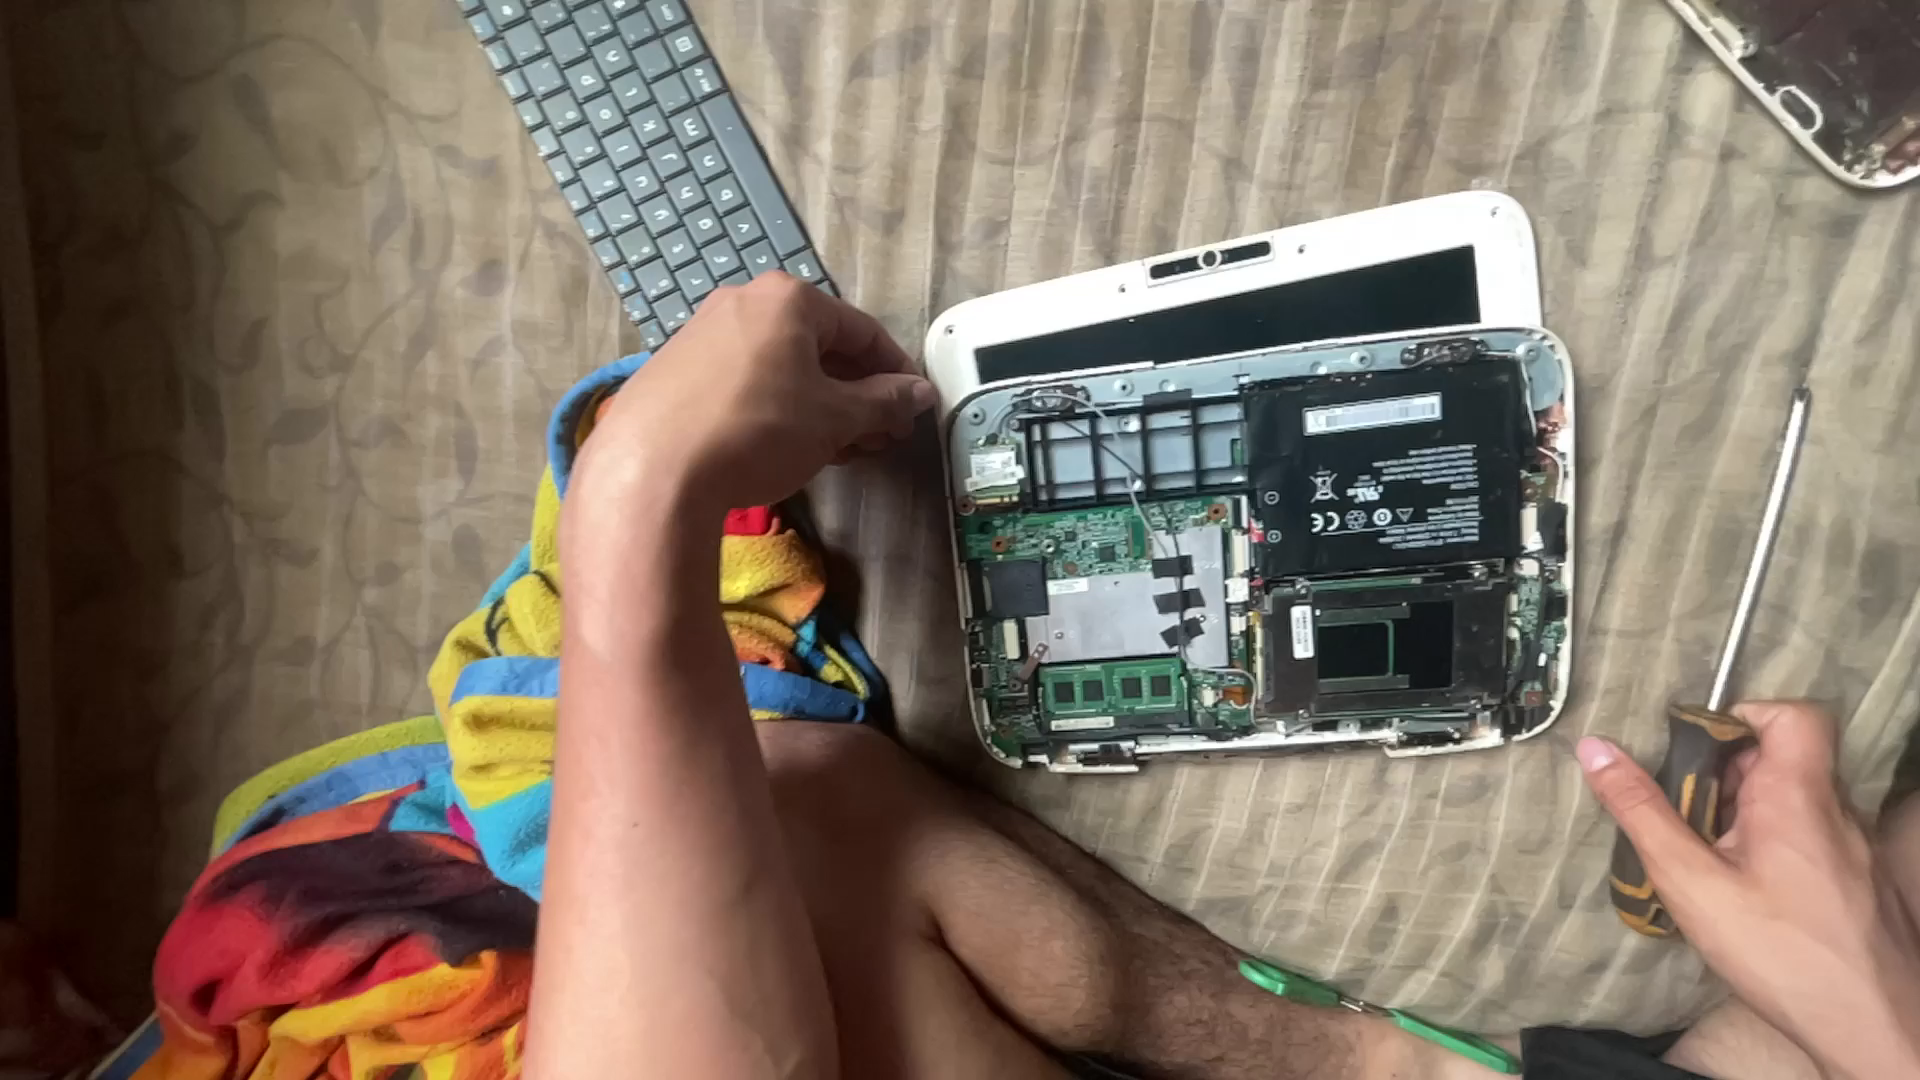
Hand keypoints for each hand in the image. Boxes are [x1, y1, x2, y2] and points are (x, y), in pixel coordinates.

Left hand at [573, 273, 935, 515]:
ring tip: (846, 448)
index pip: (863, 330)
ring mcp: (706, 334)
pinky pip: (751, 382)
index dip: (897, 371)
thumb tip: (919, 392)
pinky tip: (795, 445)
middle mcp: (744, 303)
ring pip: (786, 367)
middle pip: (823, 348)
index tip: (914, 405)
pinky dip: (784, 409)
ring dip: (825, 406)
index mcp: (788, 299)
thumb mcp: (835, 418)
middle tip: (883, 435)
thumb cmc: (759, 429)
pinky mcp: (681, 370)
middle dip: (860, 394)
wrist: (653, 470)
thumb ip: (884, 401)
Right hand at [1579, 703, 1919, 1079]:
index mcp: (1797, 800)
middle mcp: (1835, 816)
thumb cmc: (1778, 951)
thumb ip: (1639, 807)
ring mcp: (1854, 852)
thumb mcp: (1686, 877)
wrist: (1880, 1040)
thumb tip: (1593, 746)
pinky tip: (1733, 880)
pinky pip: (1803, 835)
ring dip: (1734, 807)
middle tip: (1672, 806)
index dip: (1741, 714)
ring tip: (1695, 847)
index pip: (1794, 718)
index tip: (1690, 745)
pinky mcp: (1858, 884)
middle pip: (1776, 760)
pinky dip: (1759, 838)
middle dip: (1715, 770)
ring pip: (1787, 800)